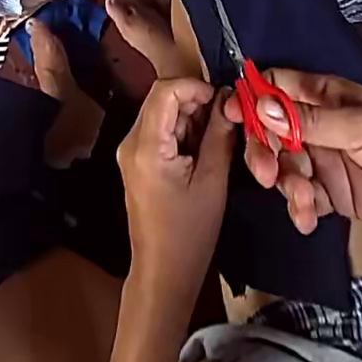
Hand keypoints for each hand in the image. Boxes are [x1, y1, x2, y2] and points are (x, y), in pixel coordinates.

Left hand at [118, 77, 237, 285]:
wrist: (163, 275)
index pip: (165, 90)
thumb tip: (229, 97)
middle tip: (223, 120)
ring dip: (192, 115)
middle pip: (163, 97)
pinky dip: (185, 128)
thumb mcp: (212, 180)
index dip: (195, 87)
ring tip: (216, 137)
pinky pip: (163, 127)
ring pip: (164, 110)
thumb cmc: (189, 232)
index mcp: (146, 146)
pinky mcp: (139, 159)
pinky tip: (203, 149)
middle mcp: (132, 142)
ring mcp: (133, 151)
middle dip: (196, 101)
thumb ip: (219, 133)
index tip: (220, 101)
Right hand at [226, 70, 361, 235]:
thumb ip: (309, 121)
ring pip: (286, 166)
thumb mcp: (359, 128)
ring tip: (304, 200)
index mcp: (326, 96)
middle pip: (273, 131)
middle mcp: (320, 124)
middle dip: (265, 150)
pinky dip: (301, 209)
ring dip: (287, 184)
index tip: (232, 116)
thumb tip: (260, 106)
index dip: (253, 97)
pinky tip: (308, 219)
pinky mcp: (335, 193)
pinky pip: (304, 198)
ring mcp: (326, 159)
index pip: (278, 88)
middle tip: (267, 173)